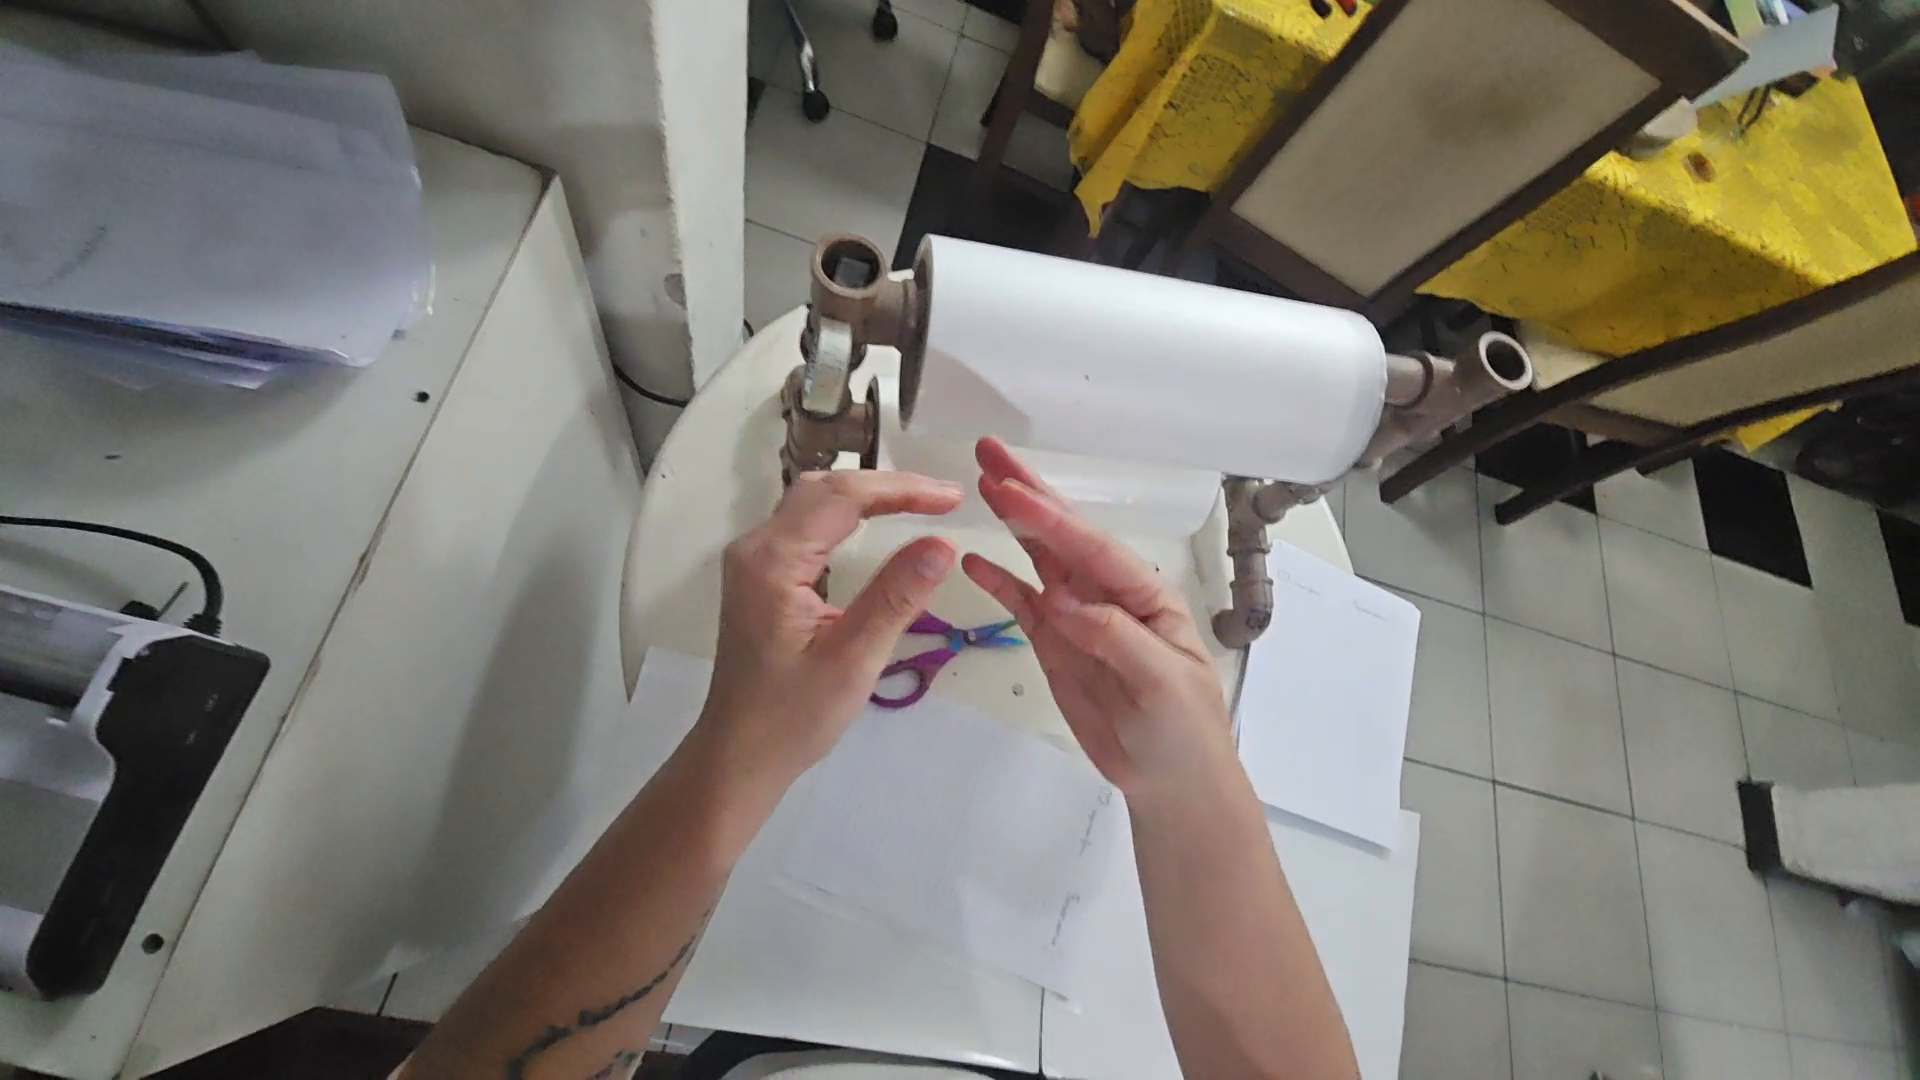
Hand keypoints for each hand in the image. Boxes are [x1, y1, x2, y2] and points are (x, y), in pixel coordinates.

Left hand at [698, 470, 961, 786]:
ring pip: (813, 501)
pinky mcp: (760, 574)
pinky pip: (806, 523)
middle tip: (942, 497)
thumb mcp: (853, 660)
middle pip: (825, 489)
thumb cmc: (793, 717)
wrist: (739, 754)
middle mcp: (755, 548)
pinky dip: (847, 513)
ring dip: (866, 494)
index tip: (951, 497)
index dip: (902, 489)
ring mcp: (753, 560)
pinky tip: (874, 521)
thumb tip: (943, 545)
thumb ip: (896, 597)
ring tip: (919, 502)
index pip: (842, 498)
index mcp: (773, 563)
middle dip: (887, 486)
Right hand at [961, 437, 1235, 800]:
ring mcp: (1076, 616)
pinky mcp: (1053, 642)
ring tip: (981, 484)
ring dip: (1012, 523)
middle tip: (989, 452)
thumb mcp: (1163, 681)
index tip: (1008, 488)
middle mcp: (1107, 592)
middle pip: (1062, 535)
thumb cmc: (1183, 729)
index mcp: (1142, 592)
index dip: (1048, 515)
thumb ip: (1114, 636)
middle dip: (1029, 493)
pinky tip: (974, 561)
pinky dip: (999, 581)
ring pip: (1039, 558)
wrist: (1168, 779)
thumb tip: (1061, 601)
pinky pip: (1023, 603)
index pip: (1090, 546)